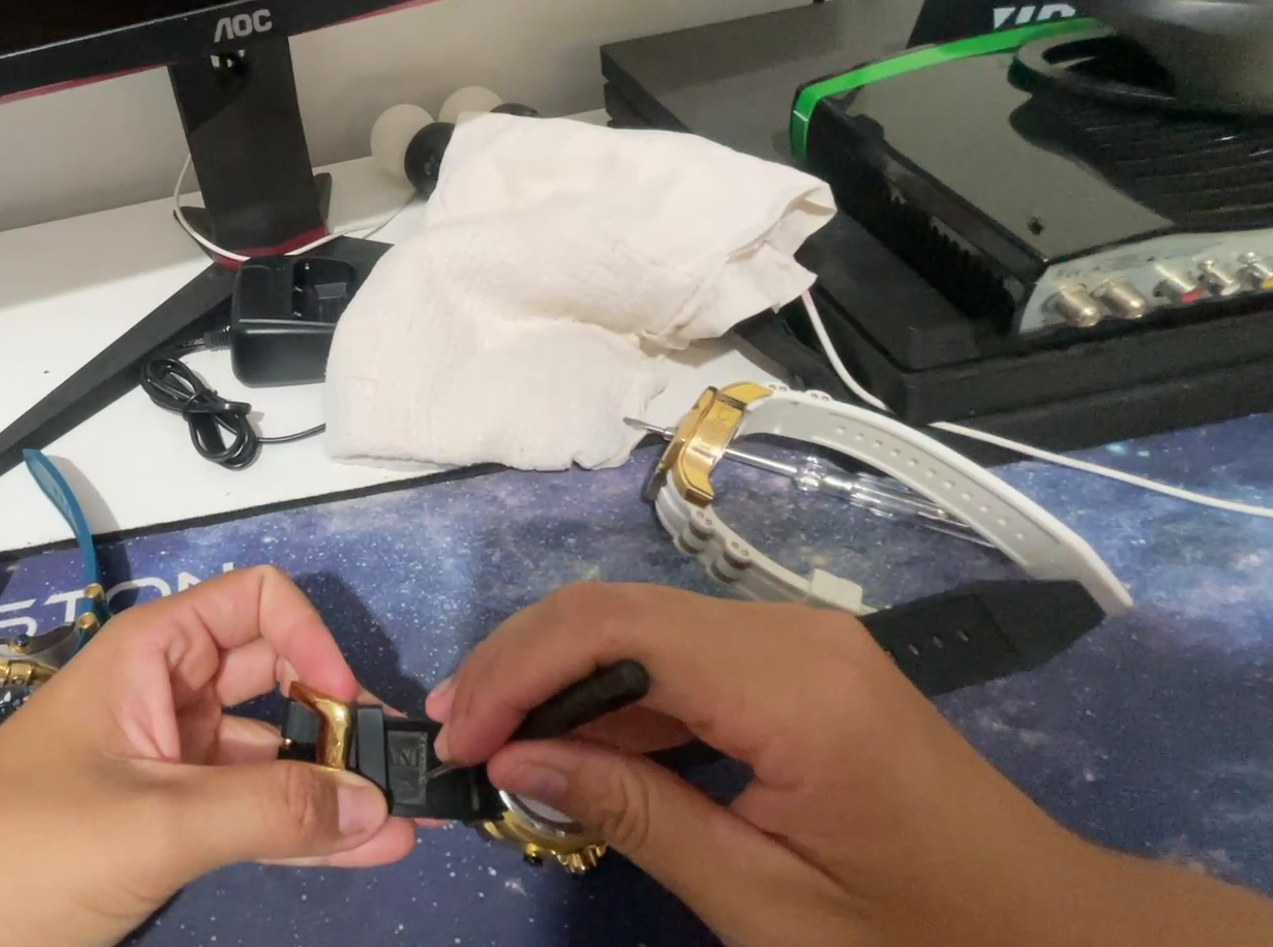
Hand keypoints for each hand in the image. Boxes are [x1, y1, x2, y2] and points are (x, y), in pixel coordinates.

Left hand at [0, 566, 412, 945]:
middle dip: (336, 711)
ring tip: (403, 819)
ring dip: (330, 780)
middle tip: (397, 765)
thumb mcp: (151, 822)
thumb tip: (380, 808)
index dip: (309, 639)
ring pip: (270, 751)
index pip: (255, 603)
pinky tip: (363, 846)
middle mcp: (169, 690)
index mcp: (153, 650)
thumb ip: (271, 813)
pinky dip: (301, 825)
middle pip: (274, 674)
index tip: (346, 701)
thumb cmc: (21, 850)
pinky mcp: (169, 819)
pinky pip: (251, 808)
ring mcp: (171, 758)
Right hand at [427, 581, 1272, 946]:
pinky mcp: (777, 654)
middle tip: (456, 727)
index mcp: (790, 683)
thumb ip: (632, 815)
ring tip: (489, 731)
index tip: (459, 737)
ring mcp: (781, 633)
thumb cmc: (925, 943)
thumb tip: (512, 759)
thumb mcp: (768, 908)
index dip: (515, 671)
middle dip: (516, 662)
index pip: (611, 630)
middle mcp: (781, 628)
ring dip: (548, 672)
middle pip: (607, 608)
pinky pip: (663, 653)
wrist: (1066, 937)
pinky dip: (599, 691)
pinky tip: (563, 737)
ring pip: (626, 621)